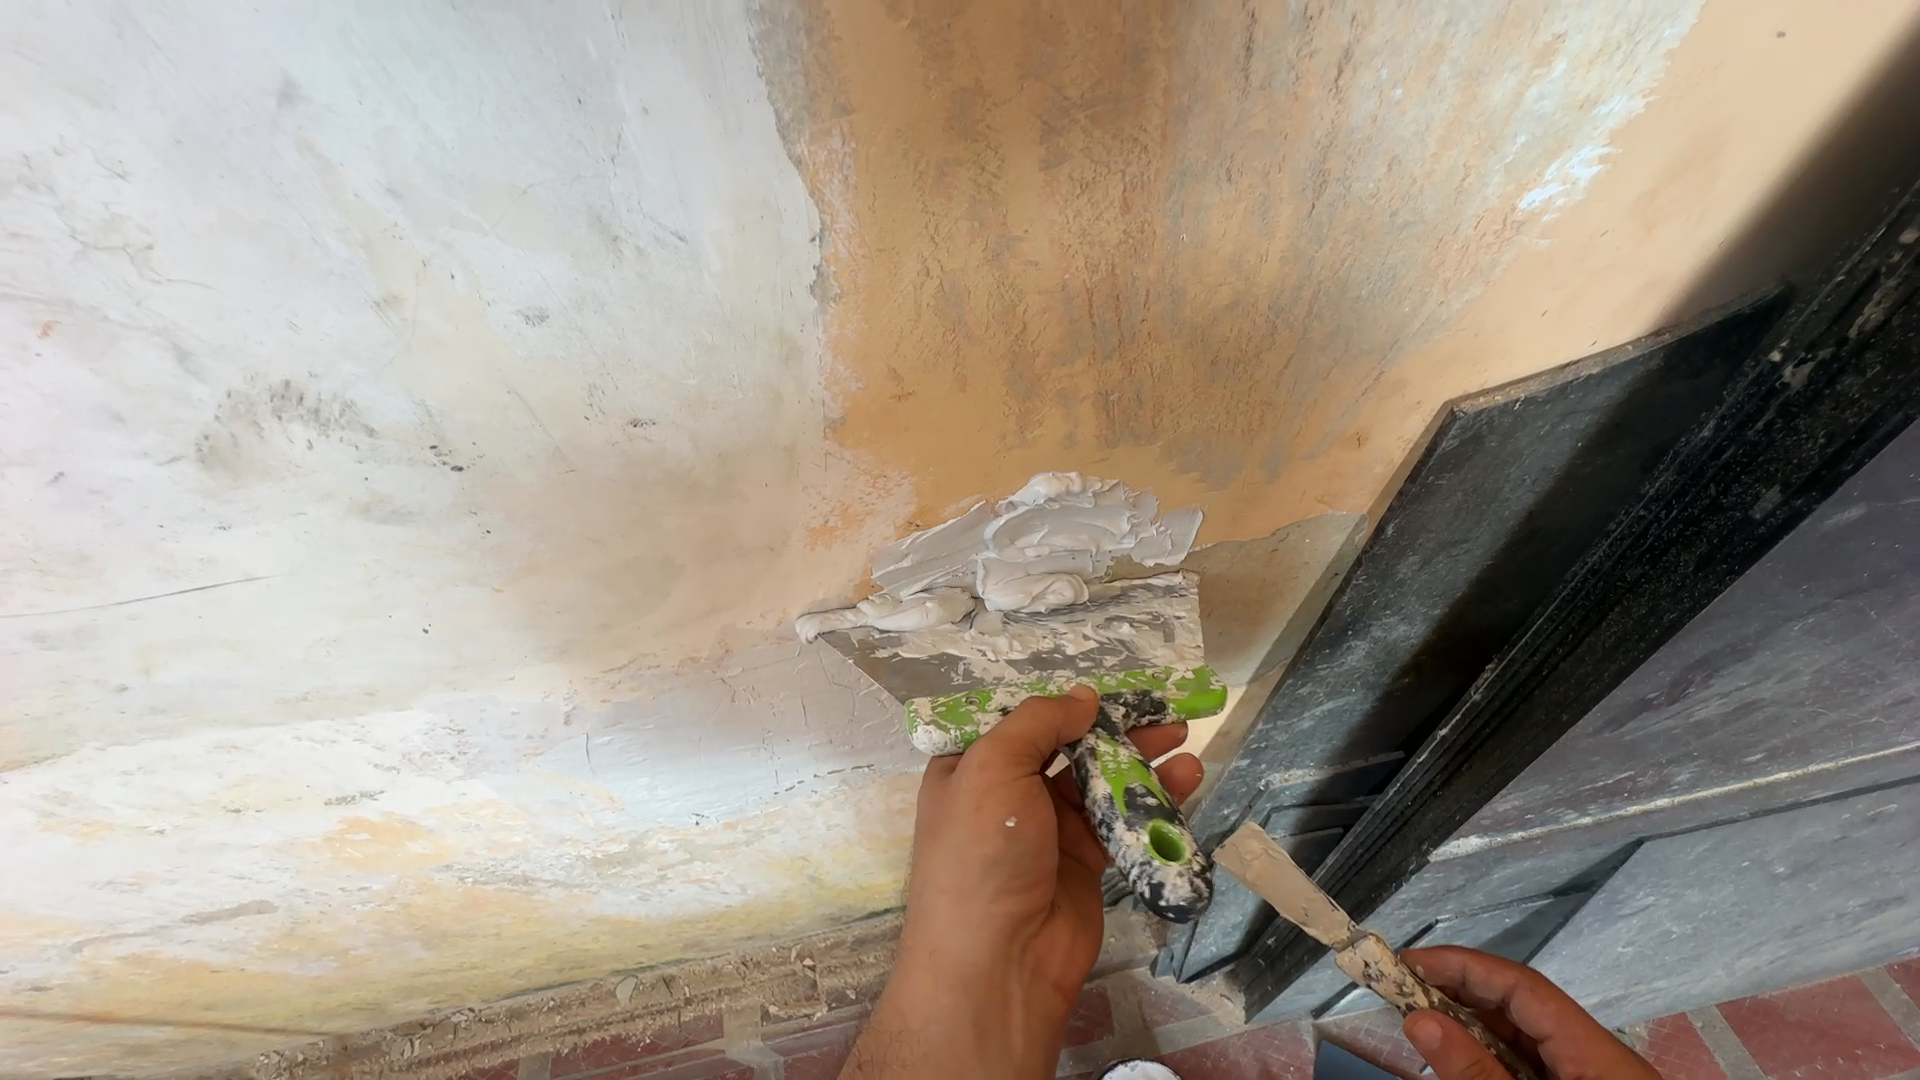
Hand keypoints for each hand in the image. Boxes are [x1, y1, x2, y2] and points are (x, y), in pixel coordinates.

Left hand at [841, 687, 1202, 1079]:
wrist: (999, 963)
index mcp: (971, 765)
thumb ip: (1038, 723)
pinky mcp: (1085, 858)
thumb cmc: (982, 851)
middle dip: (1110, 724)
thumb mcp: (993, 767)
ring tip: (1181, 734)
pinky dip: (1152, 798)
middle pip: (1065, 744)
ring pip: (1099, 778)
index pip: (1016, 719)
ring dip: (1139, 757)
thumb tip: (1083, 696)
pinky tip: (1185, 776)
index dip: (1057, 699)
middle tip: (1158, 705)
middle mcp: (1007, 791)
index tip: (1101, 683)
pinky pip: (1122, 817)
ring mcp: (1047, 826)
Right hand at [1401, 947, 1662, 1079]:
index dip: (1463, 965)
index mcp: (1601, 1057)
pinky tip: (1459, 1058)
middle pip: (1523, 1007)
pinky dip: (1490, 1055)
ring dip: (1470, 1023)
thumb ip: (1476, 1074)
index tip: (1408, 962)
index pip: (1522, 986)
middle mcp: (1601, 1061)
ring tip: (1421, 1019)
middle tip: (1403, 989)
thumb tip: (1417, 1018)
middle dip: (1461, 992)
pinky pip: (1530, 1065)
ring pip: (1524, 1036)